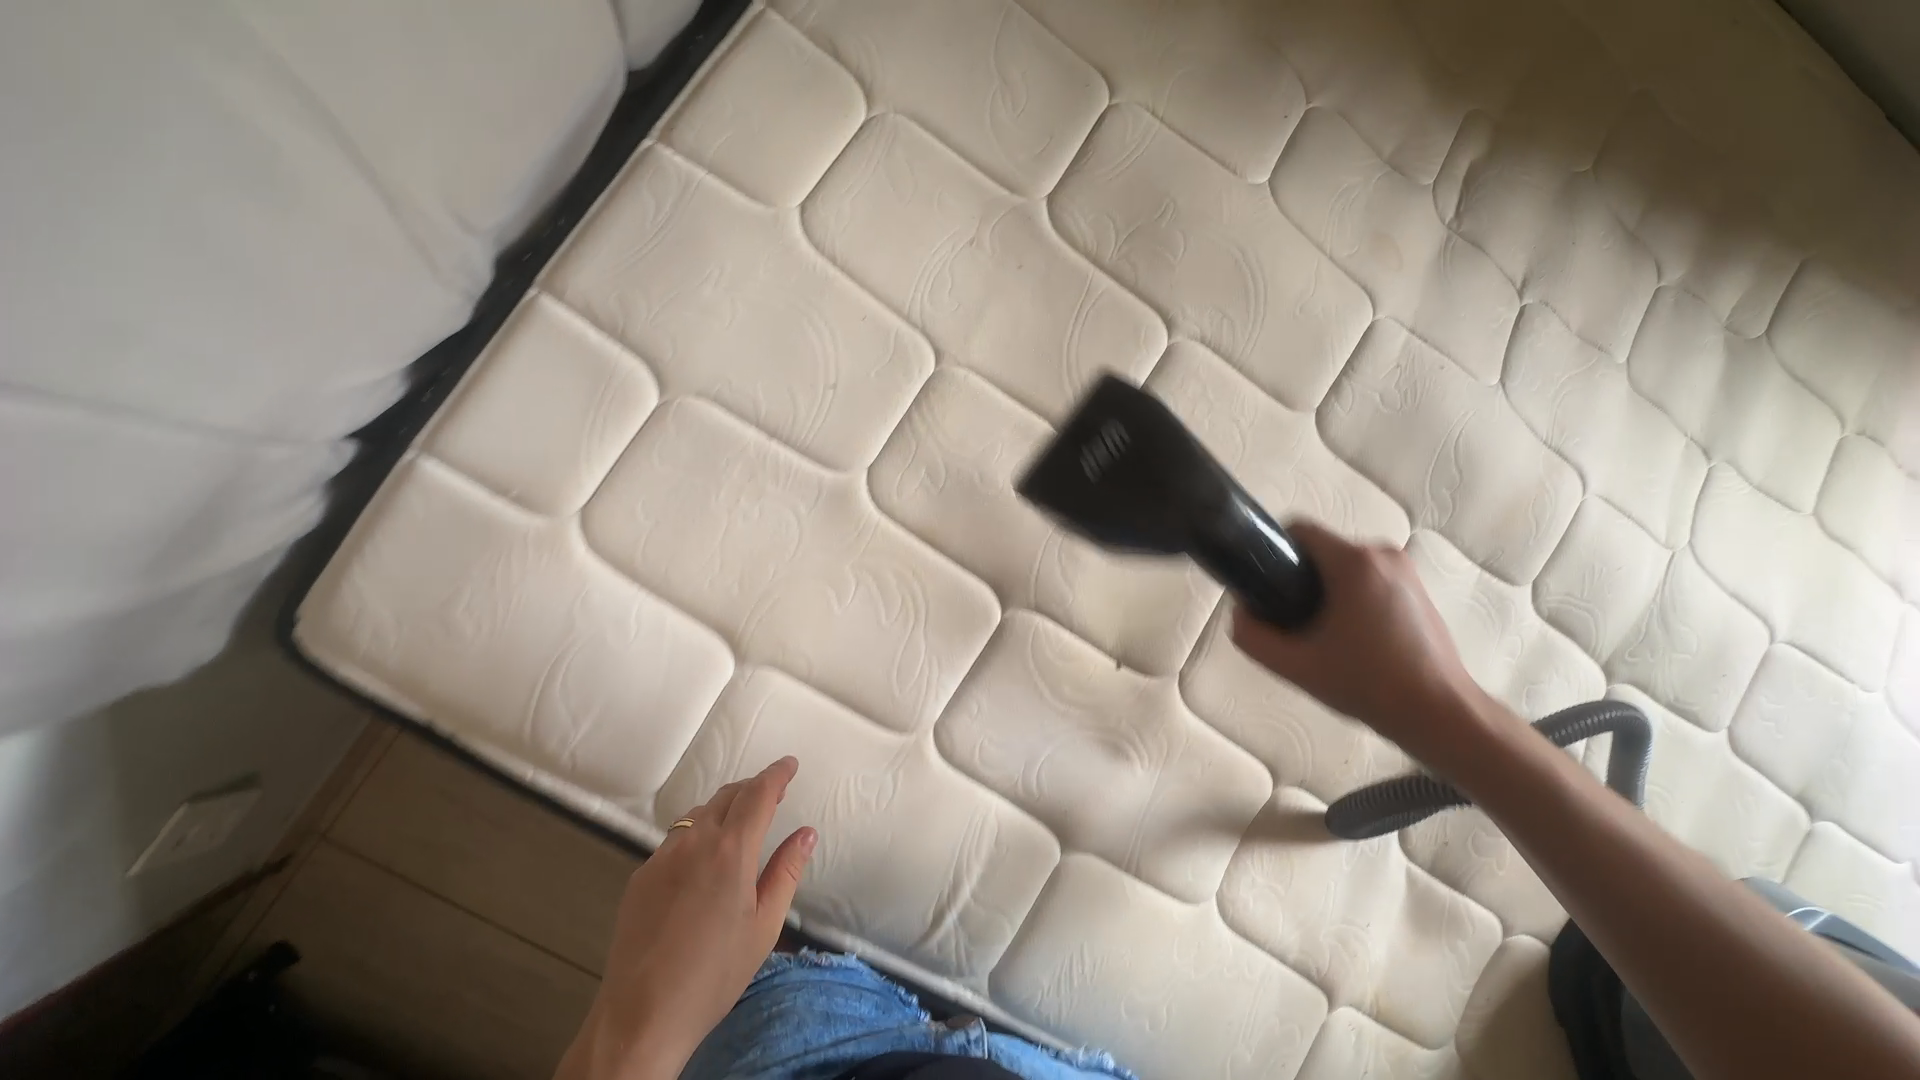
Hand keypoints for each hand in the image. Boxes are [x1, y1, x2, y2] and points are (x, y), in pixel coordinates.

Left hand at [555, 757, 816, 1079]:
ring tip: (741, 821)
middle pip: (726, 796)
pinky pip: (675, 840)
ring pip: (697, 815)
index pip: (758, 794)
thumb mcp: (764, 925)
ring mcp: (661, 858)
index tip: (790, 765)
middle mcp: (693, 843)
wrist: (642, 1014)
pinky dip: (697, 834)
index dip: (776, 775)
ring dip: (723, 807)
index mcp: (731, 851)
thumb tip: (806, 833)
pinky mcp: (640, 877)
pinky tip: (703, 861)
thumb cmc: (715, 974)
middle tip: (773, 792)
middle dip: (752, 787)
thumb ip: (786, 872)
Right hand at [1230, 521, 1502, 773]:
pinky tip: (1352, 638)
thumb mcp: (1295, 666)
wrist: (1438, 712)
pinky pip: (1367, 578)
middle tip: (1294, 624)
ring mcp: (1405, 569)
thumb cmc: (1367, 684)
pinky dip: (1351, 598)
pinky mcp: (1417, 587)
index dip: (1273, 553)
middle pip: (1320, 551)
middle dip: (1300, 580)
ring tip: (1324, 636)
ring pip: (1343, 566)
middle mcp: (1383, 554)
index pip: (1298, 530)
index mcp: (1354, 563)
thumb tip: (1240, 612)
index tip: (1267, 588)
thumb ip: (1251, 636)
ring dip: (1326, 592)